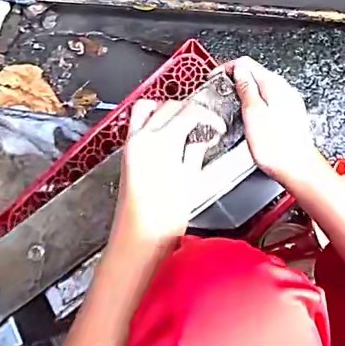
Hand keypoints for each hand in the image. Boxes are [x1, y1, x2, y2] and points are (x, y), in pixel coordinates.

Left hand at [112, 97, 223, 247]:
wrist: (138, 240)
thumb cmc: (162, 220)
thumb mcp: (190, 182)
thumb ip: (195, 152)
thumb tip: (202, 139)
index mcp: (161, 142)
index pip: (188, 112)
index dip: (208, 116)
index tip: (217, 125)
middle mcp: (142, 138)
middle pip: (168, 105)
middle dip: (190, 110)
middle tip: (206, 124)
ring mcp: (132, 144)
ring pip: (148, 109)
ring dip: (168, 110)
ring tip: (186, 125)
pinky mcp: (127, 154)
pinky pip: (139, 124)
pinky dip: (154, 121)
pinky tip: (169, 137)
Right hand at [230, 57, 328, 188]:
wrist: (299, 170)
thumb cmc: (277, 147)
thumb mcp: (253, 114)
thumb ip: (245, 88)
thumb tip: (238, 71)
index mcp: (274, 86)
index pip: (246, 63)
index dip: (227, 68)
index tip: (215, 77)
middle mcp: (284, 90)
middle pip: (254, 73)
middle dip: (235, 78)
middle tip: (220, 89)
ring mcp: (288, 102)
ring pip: (261, 87)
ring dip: (244, 90)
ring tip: (231, 101)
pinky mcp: (289, 114)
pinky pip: (268, 99)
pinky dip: (255, 102)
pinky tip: (249, 115)